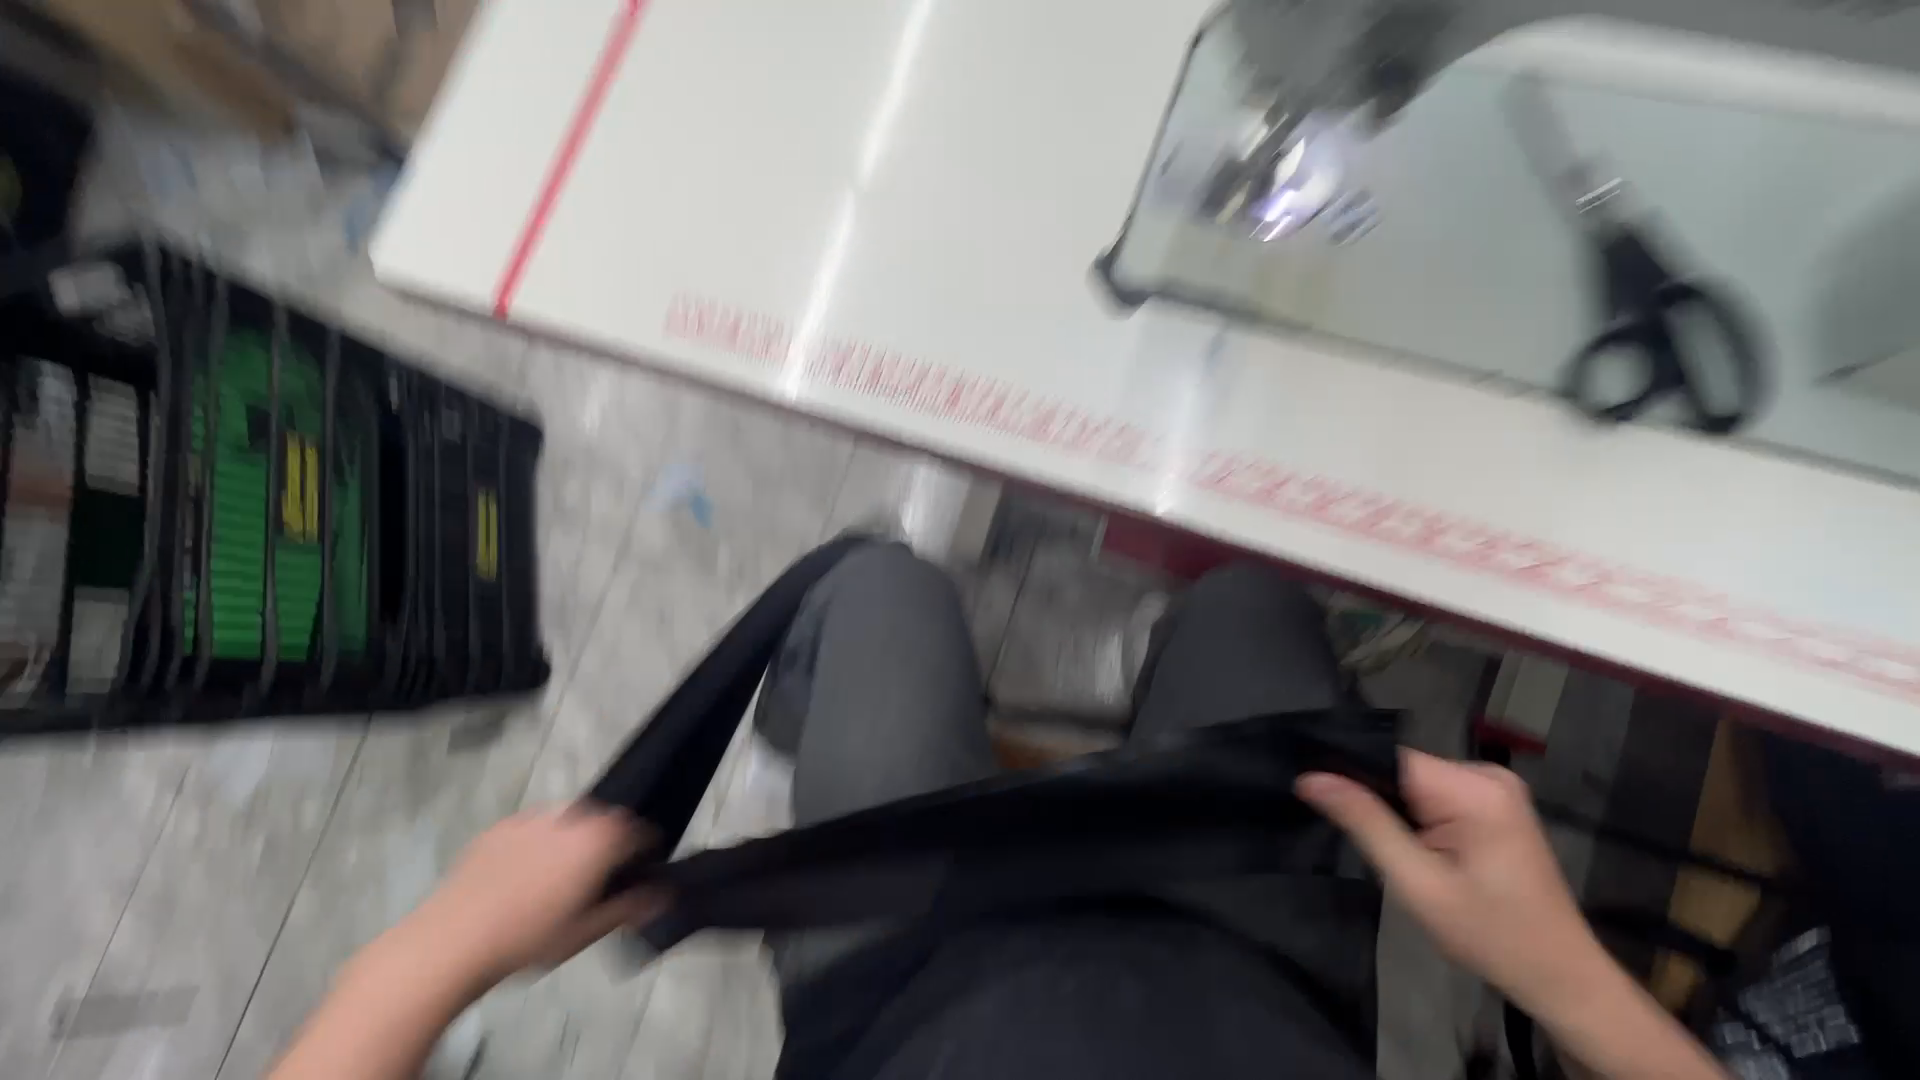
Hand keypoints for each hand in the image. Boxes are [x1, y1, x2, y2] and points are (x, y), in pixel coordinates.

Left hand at [399, 804, 666, 987]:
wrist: (451, 941)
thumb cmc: (529, 939)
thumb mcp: (586, 932)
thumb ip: (629, 909)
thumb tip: (661, 897)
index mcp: (600, 839)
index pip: (639, 833)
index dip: (644, 852)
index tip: (638, 872)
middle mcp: (573, 817)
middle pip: (604, 820)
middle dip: (607, 842)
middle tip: (596, 878)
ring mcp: (533, 818)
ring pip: (568, 820)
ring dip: (573, 838)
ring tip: (558, 875)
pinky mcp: (500, 826)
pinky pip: (533, 827)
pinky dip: (538, 842)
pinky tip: (522, 873)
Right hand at [1297, 750, 1602, 1011]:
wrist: (1561, 976)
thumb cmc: (1490, 935)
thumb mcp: (1416, 883)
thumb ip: (1364, 822)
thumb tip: (1310, 777)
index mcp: (1473, 788)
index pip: (1389, 759)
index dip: (1350, 775)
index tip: (1318, 798)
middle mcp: (1487, 774)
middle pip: (1401, 769)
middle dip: (1375, 799)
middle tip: (1363, 841)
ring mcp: (1495, 788)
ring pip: (1413, 782)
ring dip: (1395, 811)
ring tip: (1391, 849)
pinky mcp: (1495, 803)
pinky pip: (1434, 794)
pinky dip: (1416, 817)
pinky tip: (1415, 848)